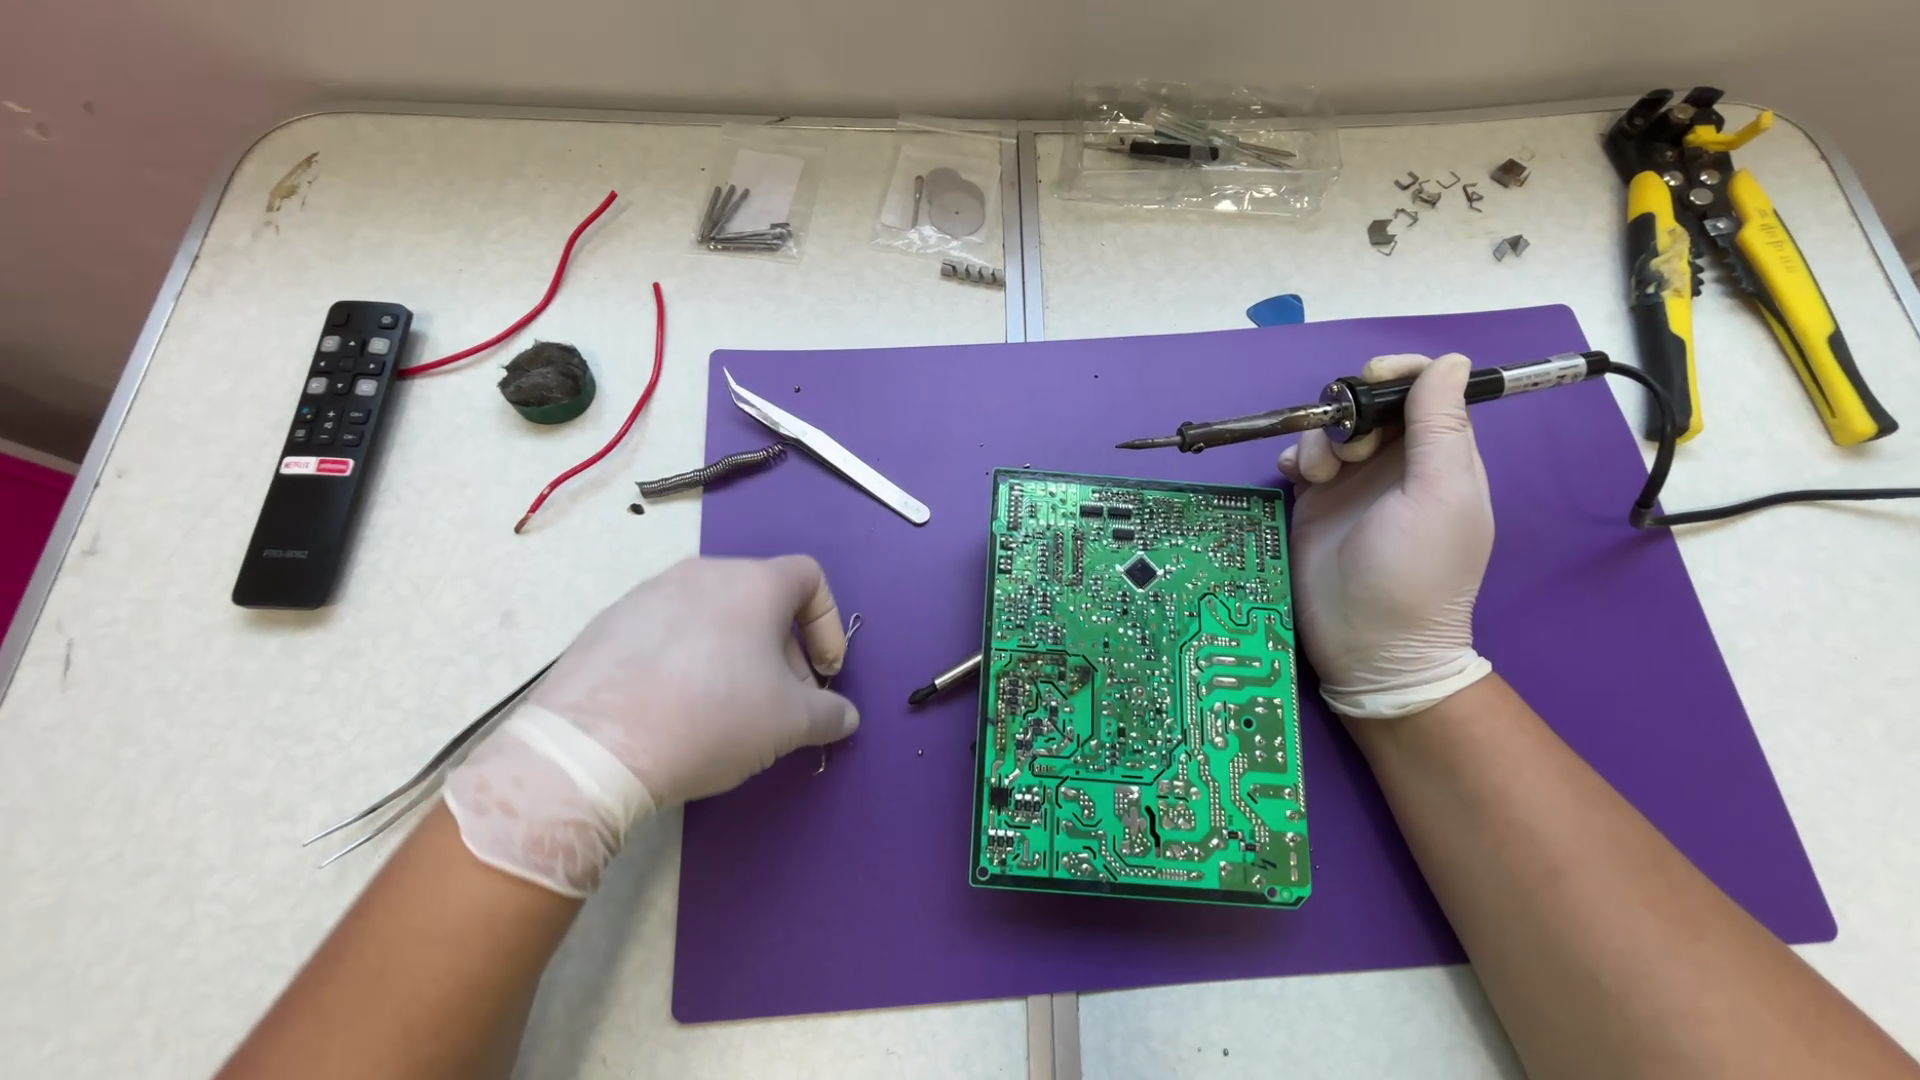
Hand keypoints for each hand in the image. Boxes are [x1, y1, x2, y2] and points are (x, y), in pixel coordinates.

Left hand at [444, 556, 857, 895]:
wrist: (594, 746)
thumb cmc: (713, 717)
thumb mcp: (790, 724)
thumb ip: (829, 713)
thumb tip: (844, 716)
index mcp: (753, 583)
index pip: (811, 577)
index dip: (829, 624)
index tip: (824, 673)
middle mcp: (703, 573)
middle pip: (761, 599)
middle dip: (784, 650)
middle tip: (780, 703)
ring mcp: (649, 593)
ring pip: (713, 614)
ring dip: (736, 654)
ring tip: (727, 706)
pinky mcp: (609, 622)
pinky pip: (667, 631)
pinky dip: (687, 659)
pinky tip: (674, 706)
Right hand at [1277, 354, 1494, 718]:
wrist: (1368, 642)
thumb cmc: (1415, 570)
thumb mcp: (1439, 494)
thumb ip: (1440, 426)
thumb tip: (1447, 360)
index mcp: (1440, 458)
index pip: (1426, 391)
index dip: (1401, 374)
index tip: (1371, 378)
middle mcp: (1396, 465)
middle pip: (1370, 406)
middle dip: (1351, 411)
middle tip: (1349, 449)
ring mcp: (1352, 485)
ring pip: (1330, 430)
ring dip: (1319, 440)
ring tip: (1320, 477)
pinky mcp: (1313, 504)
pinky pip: (1300, 460)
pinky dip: (1295, 459)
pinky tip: (1297, 480)